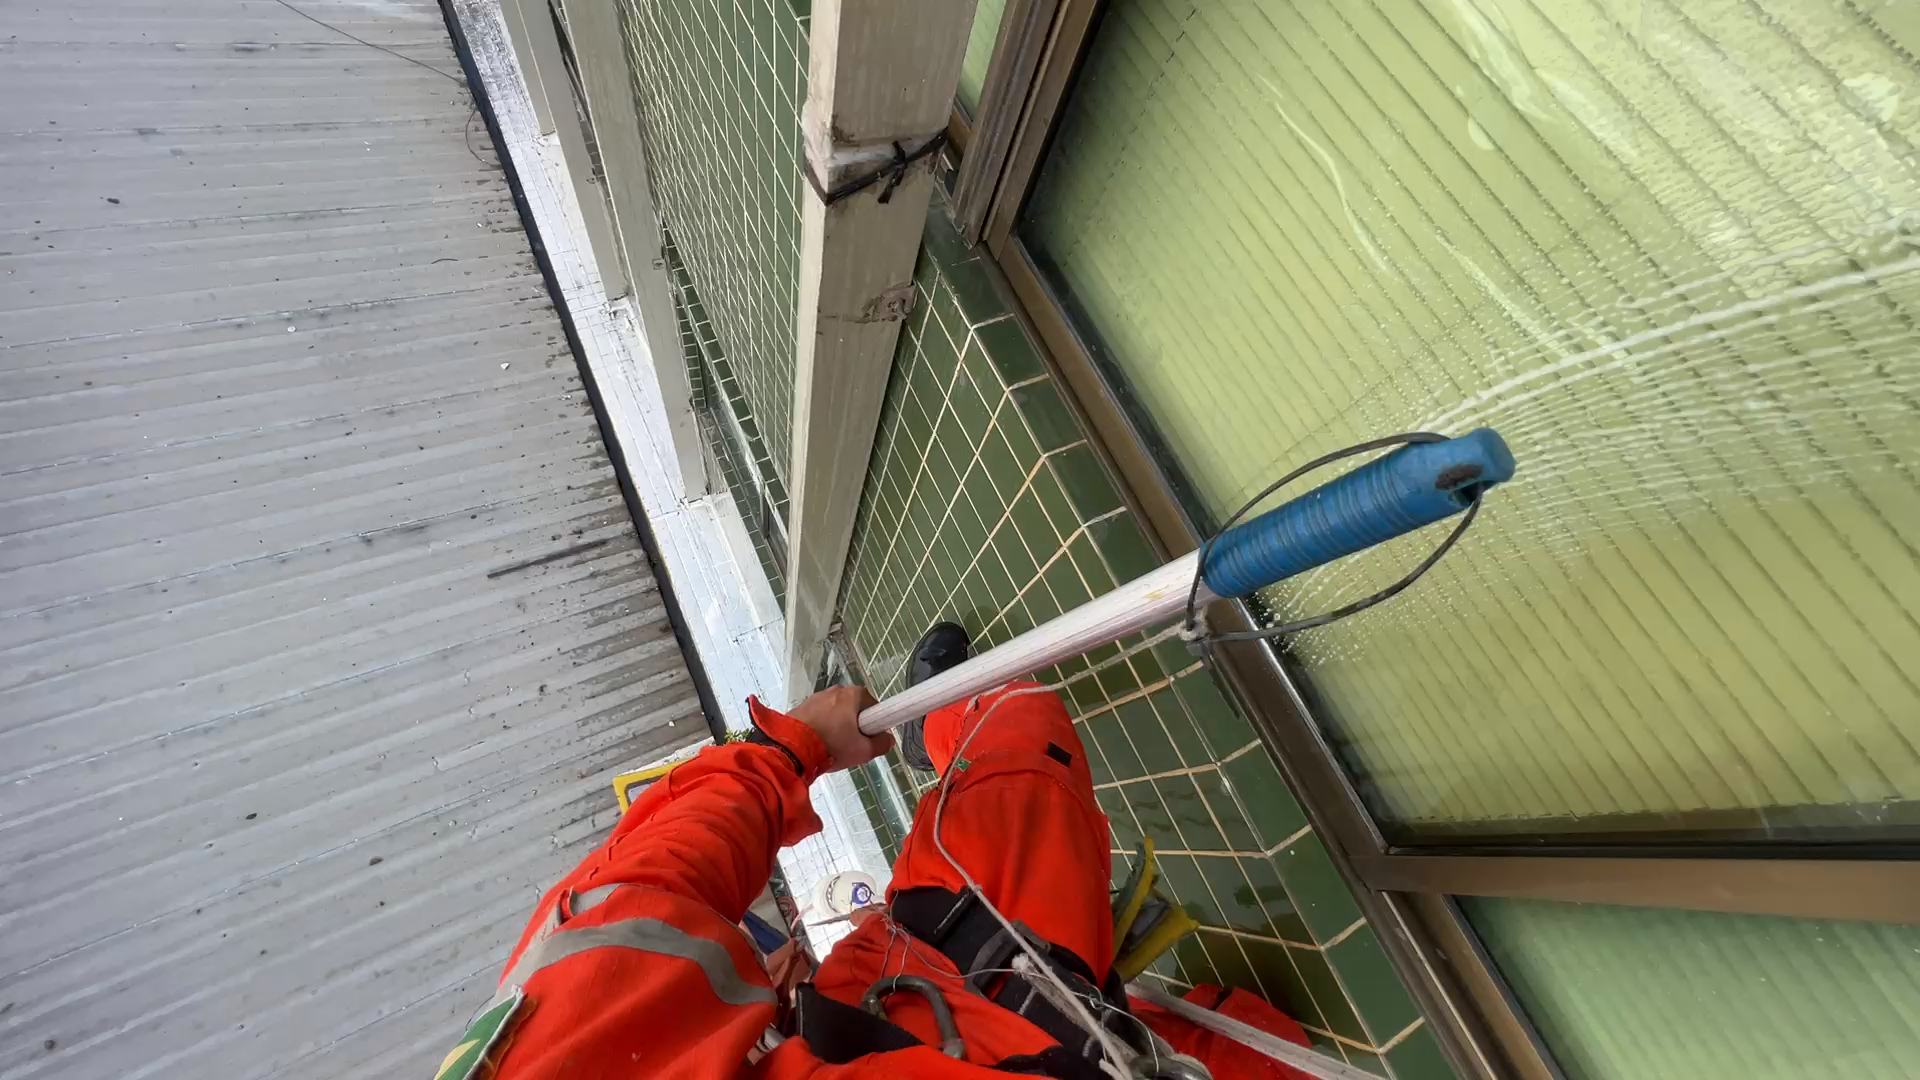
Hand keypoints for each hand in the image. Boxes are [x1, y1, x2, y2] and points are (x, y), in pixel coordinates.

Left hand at [787, 684, 891, 771]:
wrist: (791, 748)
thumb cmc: (831, 745)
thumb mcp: (863, 751)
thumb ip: (881, 744)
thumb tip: (887, 740)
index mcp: (854, 694)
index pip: (872, 705)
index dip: (873, 722)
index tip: (868, 737)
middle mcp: (836, 690)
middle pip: (853, 708)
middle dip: (854, 724)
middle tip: (851, 744)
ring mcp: (816, 697)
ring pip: (834, 712)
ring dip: (836, 726)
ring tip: (831, 747)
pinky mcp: (801, 706)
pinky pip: (818, 716)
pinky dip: (820, 727)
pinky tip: (817, 743)